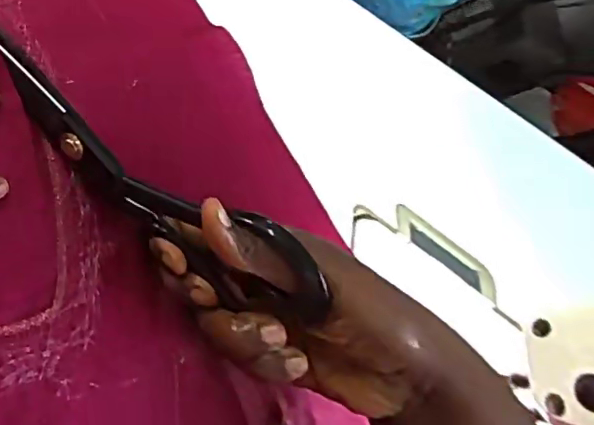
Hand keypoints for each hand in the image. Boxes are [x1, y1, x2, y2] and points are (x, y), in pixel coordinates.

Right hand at [153, 199, 524, 424]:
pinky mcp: (269, 350)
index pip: (203, 233)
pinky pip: (240, 353)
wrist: (423, 383)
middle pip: (196, 276)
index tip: (170, 257)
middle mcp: (253, 275)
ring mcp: (260, 313)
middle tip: (215, 299)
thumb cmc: (378, 312)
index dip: (178, 242)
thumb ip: (259, 253)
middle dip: (202, 293)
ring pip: (214, 319)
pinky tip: (297, 362)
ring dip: (241, 335)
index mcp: (262, 244)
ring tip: (282, 341)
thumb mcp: (318, 277)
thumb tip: (208, 211)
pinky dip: (264, 361)